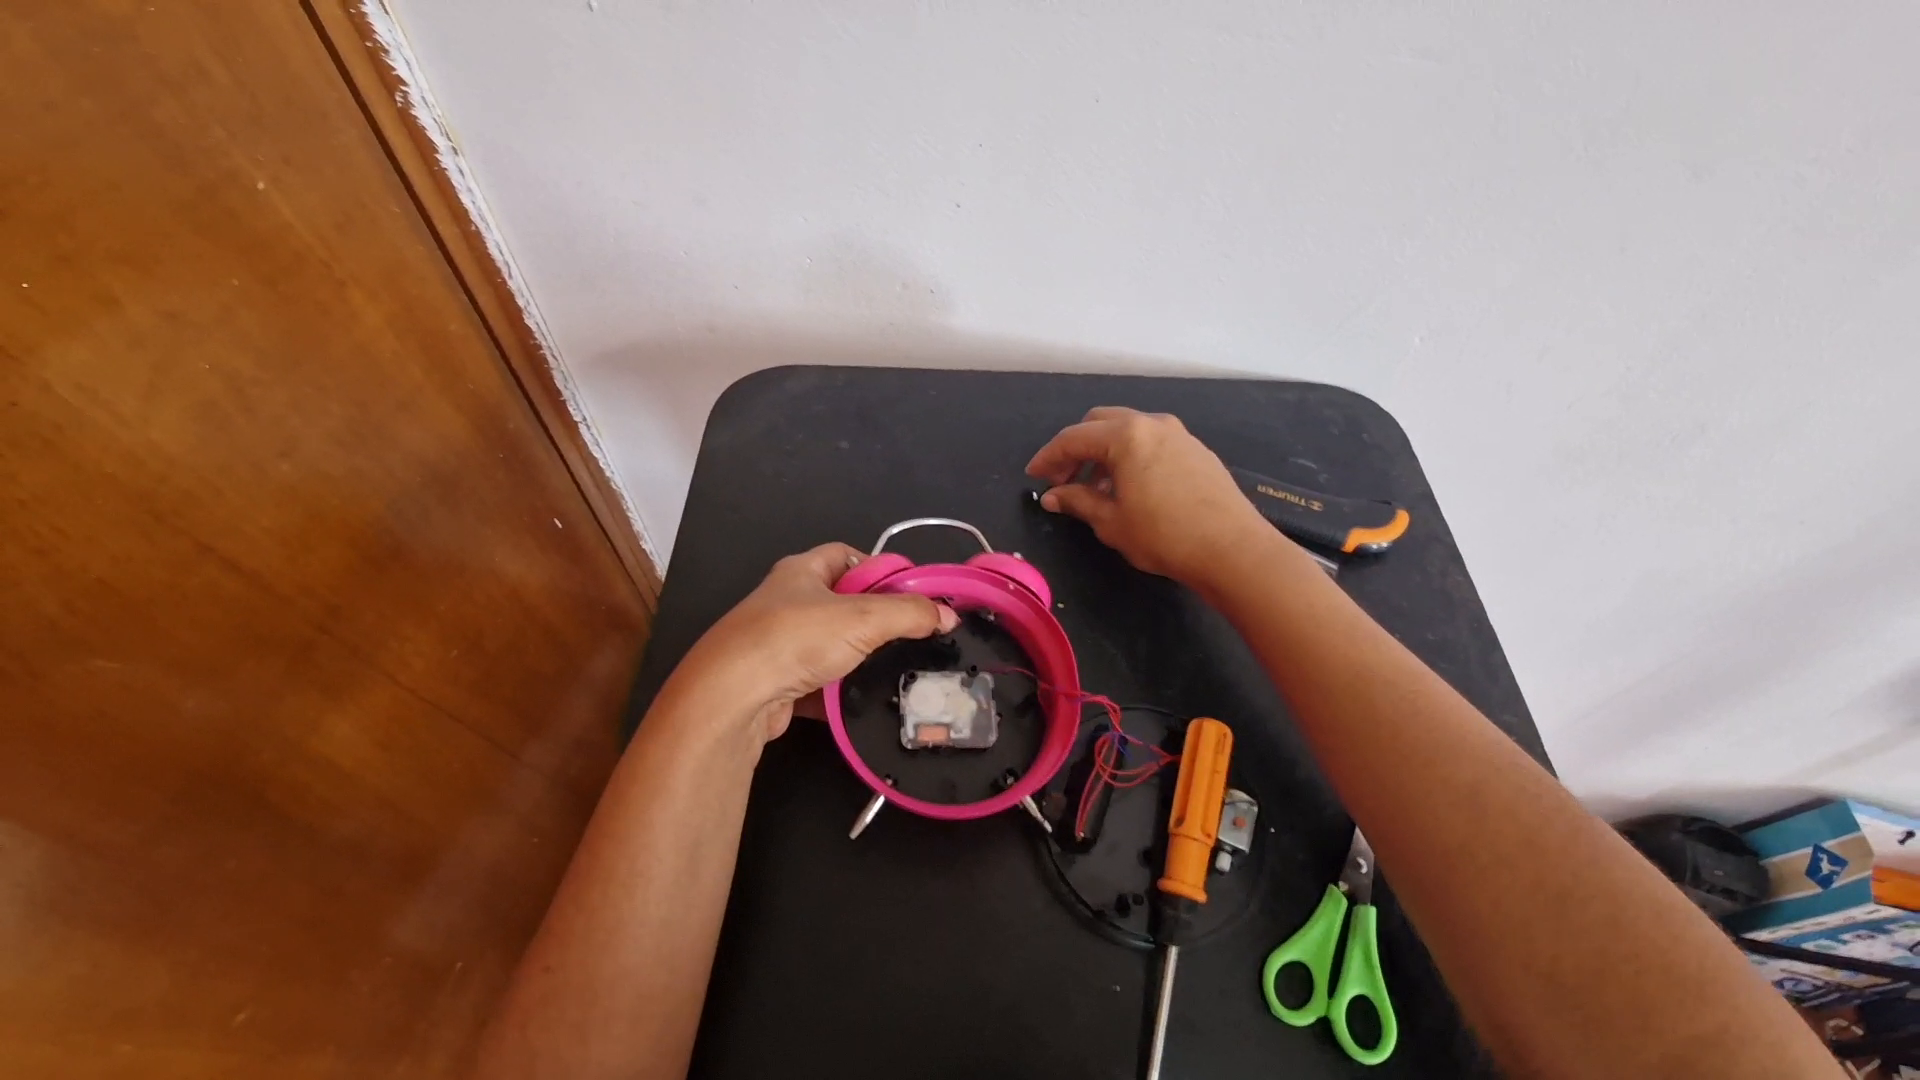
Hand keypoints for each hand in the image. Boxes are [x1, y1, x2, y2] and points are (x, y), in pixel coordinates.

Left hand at [672, 542, 958, 744]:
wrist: (734, 695)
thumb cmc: (795, 639)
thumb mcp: (863, 618)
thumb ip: (910, 614)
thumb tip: (947, 615)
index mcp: (802, 570)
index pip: (848, 555)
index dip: (880, 568)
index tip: (910, 592)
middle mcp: (786, 600)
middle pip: (841, 600)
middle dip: (873, 616)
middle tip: (907, 632)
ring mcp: (777, 642)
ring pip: (830, 643)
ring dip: (856, 654)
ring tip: (890, 666)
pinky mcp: (774, 681)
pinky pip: (817, 679)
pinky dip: (838, 689)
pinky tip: (860, 699)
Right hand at [1026, 407, 1270, 585]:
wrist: (1233, 549)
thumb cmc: (1164, 536)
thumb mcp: (1111, 522)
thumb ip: (1077, 502)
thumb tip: (1052, 496)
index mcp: (1126, 436)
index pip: (1073, 438)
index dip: (1048, 457)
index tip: (1033, 476)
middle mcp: (1152, 424)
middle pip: (1100, 424)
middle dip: (1076, 449)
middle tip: (1063, 481)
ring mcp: (1179, 435)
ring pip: (1129, 432)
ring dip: (1105, 454)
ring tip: (1095, 490)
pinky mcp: (1197, 451)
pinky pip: (1152, 444)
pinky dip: (1131, 458)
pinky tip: (1131, 489)